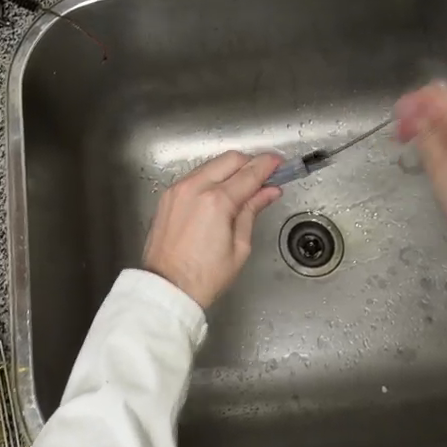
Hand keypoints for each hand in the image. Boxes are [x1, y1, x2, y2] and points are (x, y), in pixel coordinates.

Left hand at [143, 152, 283, 307]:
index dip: (268, 165)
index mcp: (216, 201)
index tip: (279, 163)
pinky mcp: (168, 195)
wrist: (167, 287)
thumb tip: (269, 191)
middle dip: (250, 163)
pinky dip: (212, 177)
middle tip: (265, 175)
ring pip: (211, 164)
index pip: (249, 173)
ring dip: (230, 169)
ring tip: (245, 186)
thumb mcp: (239, 246)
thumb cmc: (204, 276)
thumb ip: (252, 211)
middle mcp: (194, 187)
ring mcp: (178, 189)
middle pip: (229, 159)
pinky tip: (221, 191)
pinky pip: (195, 175)